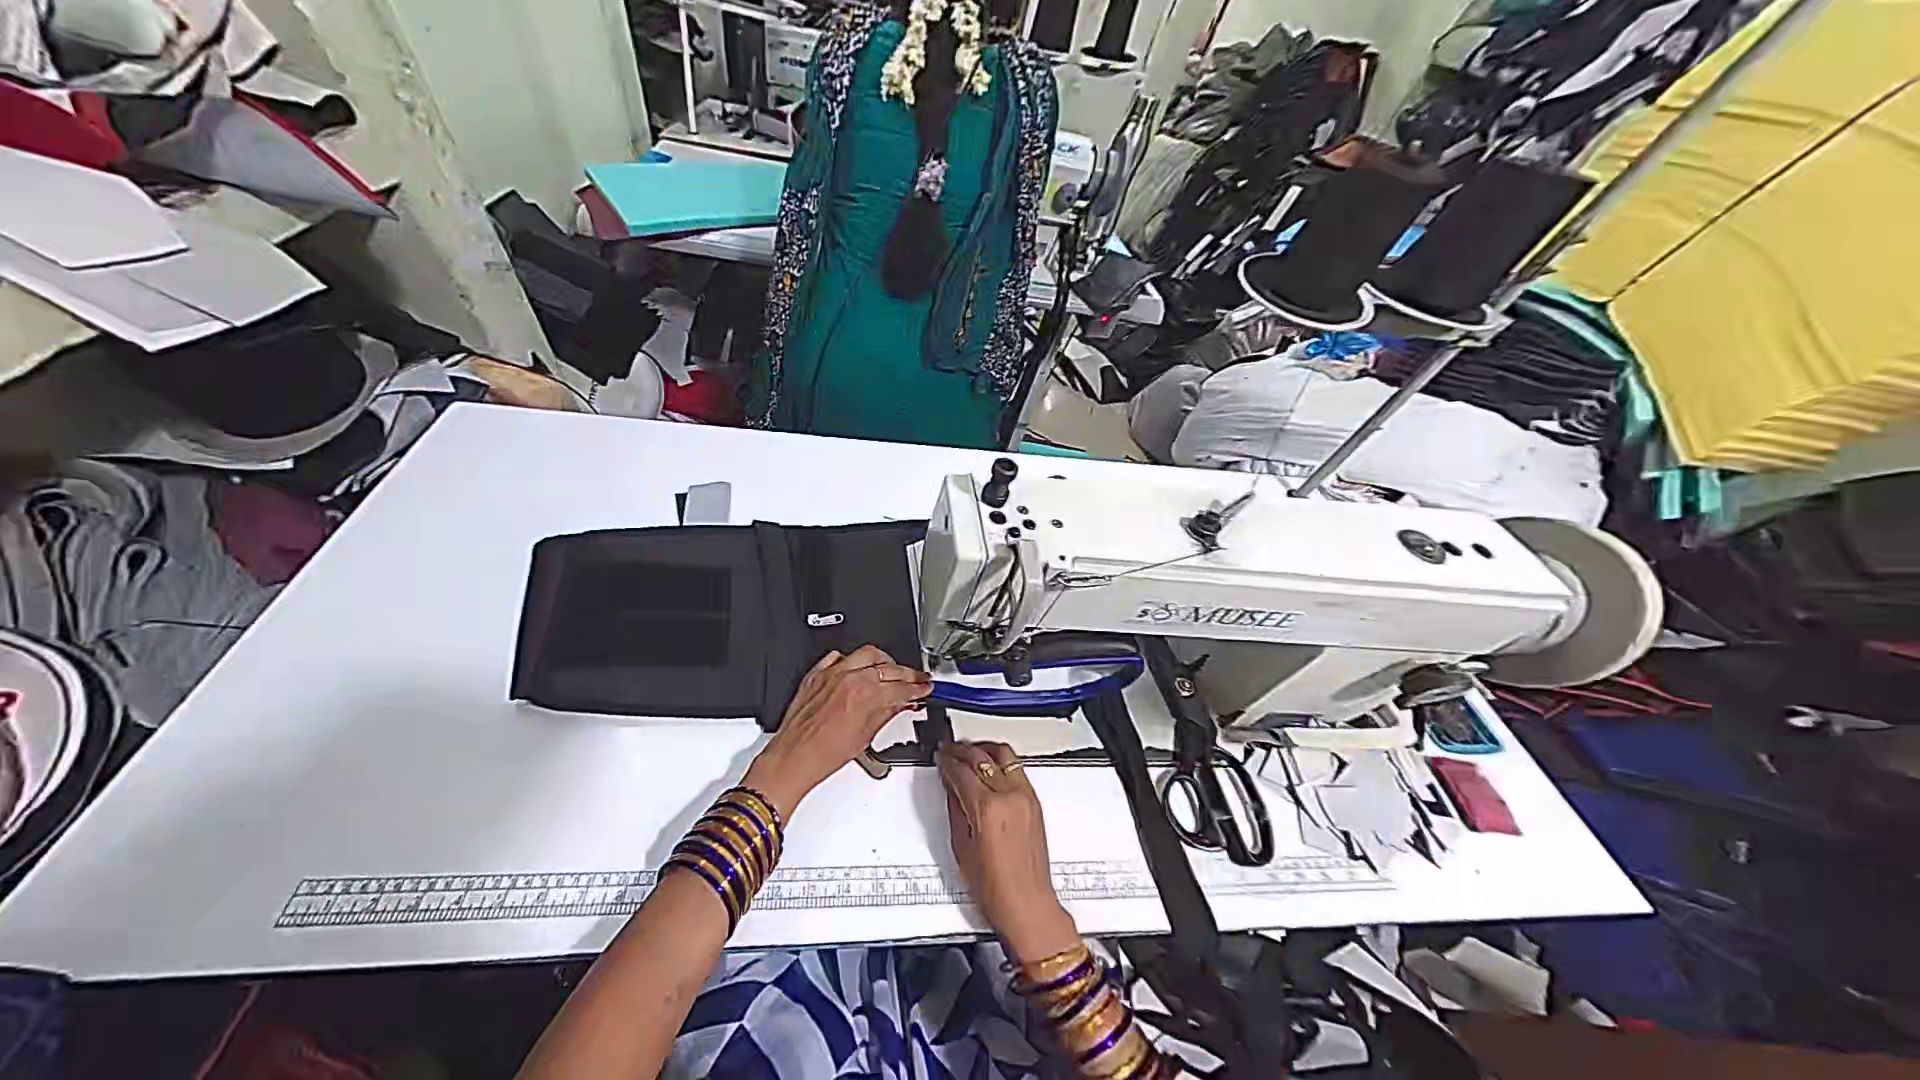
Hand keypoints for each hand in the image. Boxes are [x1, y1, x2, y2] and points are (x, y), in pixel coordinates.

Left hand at [742, 646, 931, 818]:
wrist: (794, 757)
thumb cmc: (823, 754)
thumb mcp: (866, 736)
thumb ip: (887, 713)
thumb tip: (901, 703)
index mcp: (866, 695)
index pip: (902, 686)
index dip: (918, 687)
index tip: (924, 688)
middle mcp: (850, 678)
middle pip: (890, 667)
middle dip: (908, 674)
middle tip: (916, 679)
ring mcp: (832, 673)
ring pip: (867, 654)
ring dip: (884, 660)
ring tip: (891, 669)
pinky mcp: (817, 674)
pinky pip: (838, 656)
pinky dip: (851, 659)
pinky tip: (857, 667)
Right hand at [938, 740, 1078, 963]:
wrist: (1026, 903)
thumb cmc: (996, 887)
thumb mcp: (961, 846)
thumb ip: (955, 808)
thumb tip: (951, 786)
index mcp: (987, 808)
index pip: (961, 770)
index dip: (947, 761)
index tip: (941, 758)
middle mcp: (1009, 797)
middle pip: (981, 756)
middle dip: (961, 750)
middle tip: (949, 750)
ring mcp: (1025, 797)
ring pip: (1003, 754)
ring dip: (982, 748)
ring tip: (969, 751)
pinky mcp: (1035, 801)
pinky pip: (1016, 767)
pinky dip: (1000, 760)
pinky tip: (989, 763)